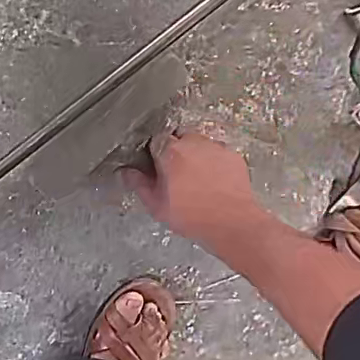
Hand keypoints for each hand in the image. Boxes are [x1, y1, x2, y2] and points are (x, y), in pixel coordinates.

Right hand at [121, 131, 270, 245]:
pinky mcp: (233, 156)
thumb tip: (126, 173)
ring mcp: (216, 148)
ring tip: (196, 179)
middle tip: (175, 173)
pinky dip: (214, 162)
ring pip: (200, 143)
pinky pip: (218, 153)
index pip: (156, 140)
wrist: (231, 223)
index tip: (156, 166)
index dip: (155, 153)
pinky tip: (212, 181)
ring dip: (195, 155)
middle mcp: (194, 143)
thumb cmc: (193, 216)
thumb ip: (139, 184)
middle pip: (179, 137)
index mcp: (170, 152)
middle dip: (176, 150)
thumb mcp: (156, 205)